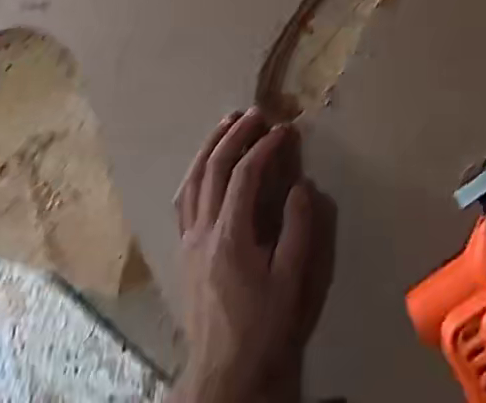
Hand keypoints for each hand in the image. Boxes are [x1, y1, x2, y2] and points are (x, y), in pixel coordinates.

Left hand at [170, 109, 335, 402]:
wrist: (222, 371)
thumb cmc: (261, 327)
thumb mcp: (291, 281)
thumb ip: (298, 230)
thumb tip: (302, 186)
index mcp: (229, 236)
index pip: (244, 175)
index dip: (265, 147)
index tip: (285, 130)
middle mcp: (202, 231)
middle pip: (213, 169)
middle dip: (234, 135)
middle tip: (255, 113)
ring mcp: (188, 240)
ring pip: (192, 180)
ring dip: (210, 147)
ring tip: (227, 123)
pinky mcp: (183, 251)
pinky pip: (184, 200)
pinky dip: (196, 172)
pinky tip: (205, 165)